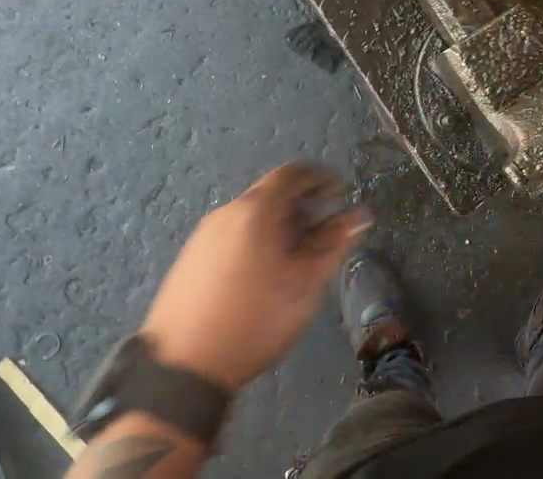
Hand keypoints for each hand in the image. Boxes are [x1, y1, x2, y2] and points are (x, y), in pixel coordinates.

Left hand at [138, 162, 368, 390]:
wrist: (181, 368)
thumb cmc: (254, 319)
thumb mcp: (305, 283)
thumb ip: (334, 243)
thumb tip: (360, 216)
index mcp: (256, 211)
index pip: (293, 174)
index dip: (321, 178)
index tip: (340, 193)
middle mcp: (226, 213)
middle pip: (271, 194)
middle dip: (301, 208)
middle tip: (321, 236)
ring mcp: (203, 235)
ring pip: (251, 217)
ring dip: (278, 227)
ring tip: (294, 262)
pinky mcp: (189, 258)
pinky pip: (232, 235)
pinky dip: (255, 241)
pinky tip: (261, 277)